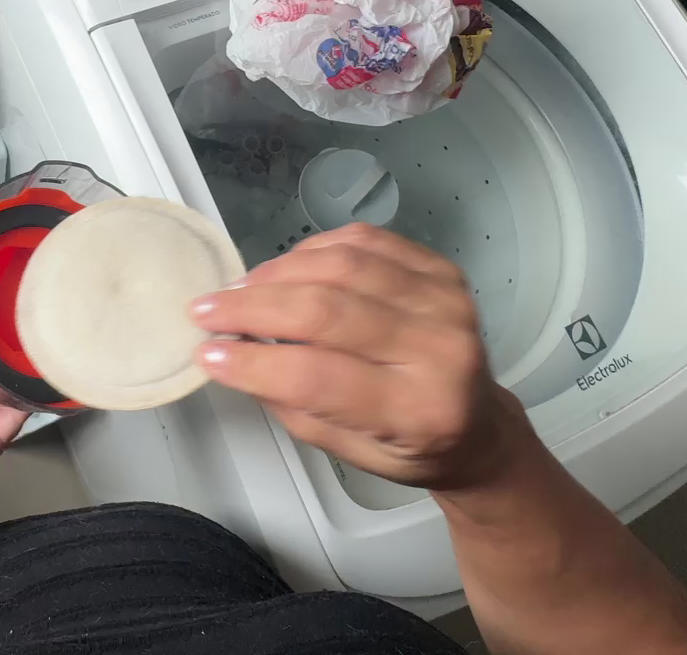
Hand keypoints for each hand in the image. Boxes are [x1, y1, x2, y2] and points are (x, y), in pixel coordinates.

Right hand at [189, 223, 527, 490]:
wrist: (480, 425)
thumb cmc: (406, 446)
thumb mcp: (343, 447)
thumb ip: (288, 398)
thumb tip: (230, 348)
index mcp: (419, 411)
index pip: (319, 377)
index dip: (254, 363)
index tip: (207, 353)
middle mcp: (441, 348)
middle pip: (327, 311)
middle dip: (252, 307)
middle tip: (205, 309)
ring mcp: (445, 299)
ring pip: (340, 265)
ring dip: (275, 273)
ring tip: (240, 288)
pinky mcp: (439, 268)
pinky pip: (361, 240)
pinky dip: (311, 250)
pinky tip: (284, 269)